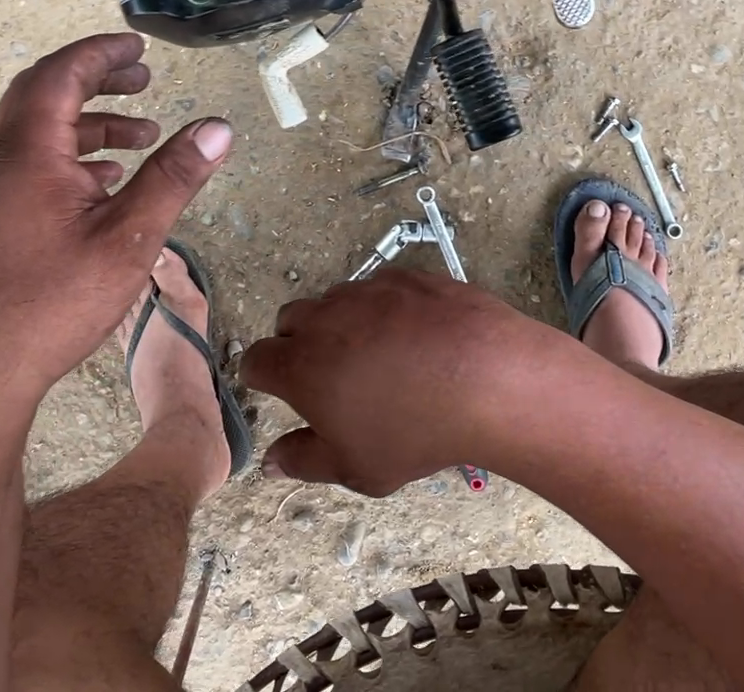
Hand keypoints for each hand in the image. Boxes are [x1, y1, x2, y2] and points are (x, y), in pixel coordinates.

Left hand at [0, 33, 231, 408]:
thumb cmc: (53, 302)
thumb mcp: (130, 238)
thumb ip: (174, 177)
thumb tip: (219, 127)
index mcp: (30, 155)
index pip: (59, 77)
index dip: (99, 54)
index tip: (138, 47)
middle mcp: (3, 165)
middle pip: (42, 98)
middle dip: (95, 81)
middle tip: (144, 80)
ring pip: (40, 137)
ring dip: (91, 124)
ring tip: (142, 136)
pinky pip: (35, 169)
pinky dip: (75, 159)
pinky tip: (107, 185)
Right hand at [241, 269, 567, 494]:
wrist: (488, 378)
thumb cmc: (416, 432)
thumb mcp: (357, 467)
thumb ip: (305, 460)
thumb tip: (272, 460)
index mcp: (301, 365)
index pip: (256, 360)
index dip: (264, 376)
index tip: (284, 391)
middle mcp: (326, 317)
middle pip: (291, 320)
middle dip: (299, 343)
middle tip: (332, 375)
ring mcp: (369, 290)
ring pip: (337, 300)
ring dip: (342, 322)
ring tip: (380, 356)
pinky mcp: (408, 275)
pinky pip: (381, 287)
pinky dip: (386, 307)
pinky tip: (417, 335)